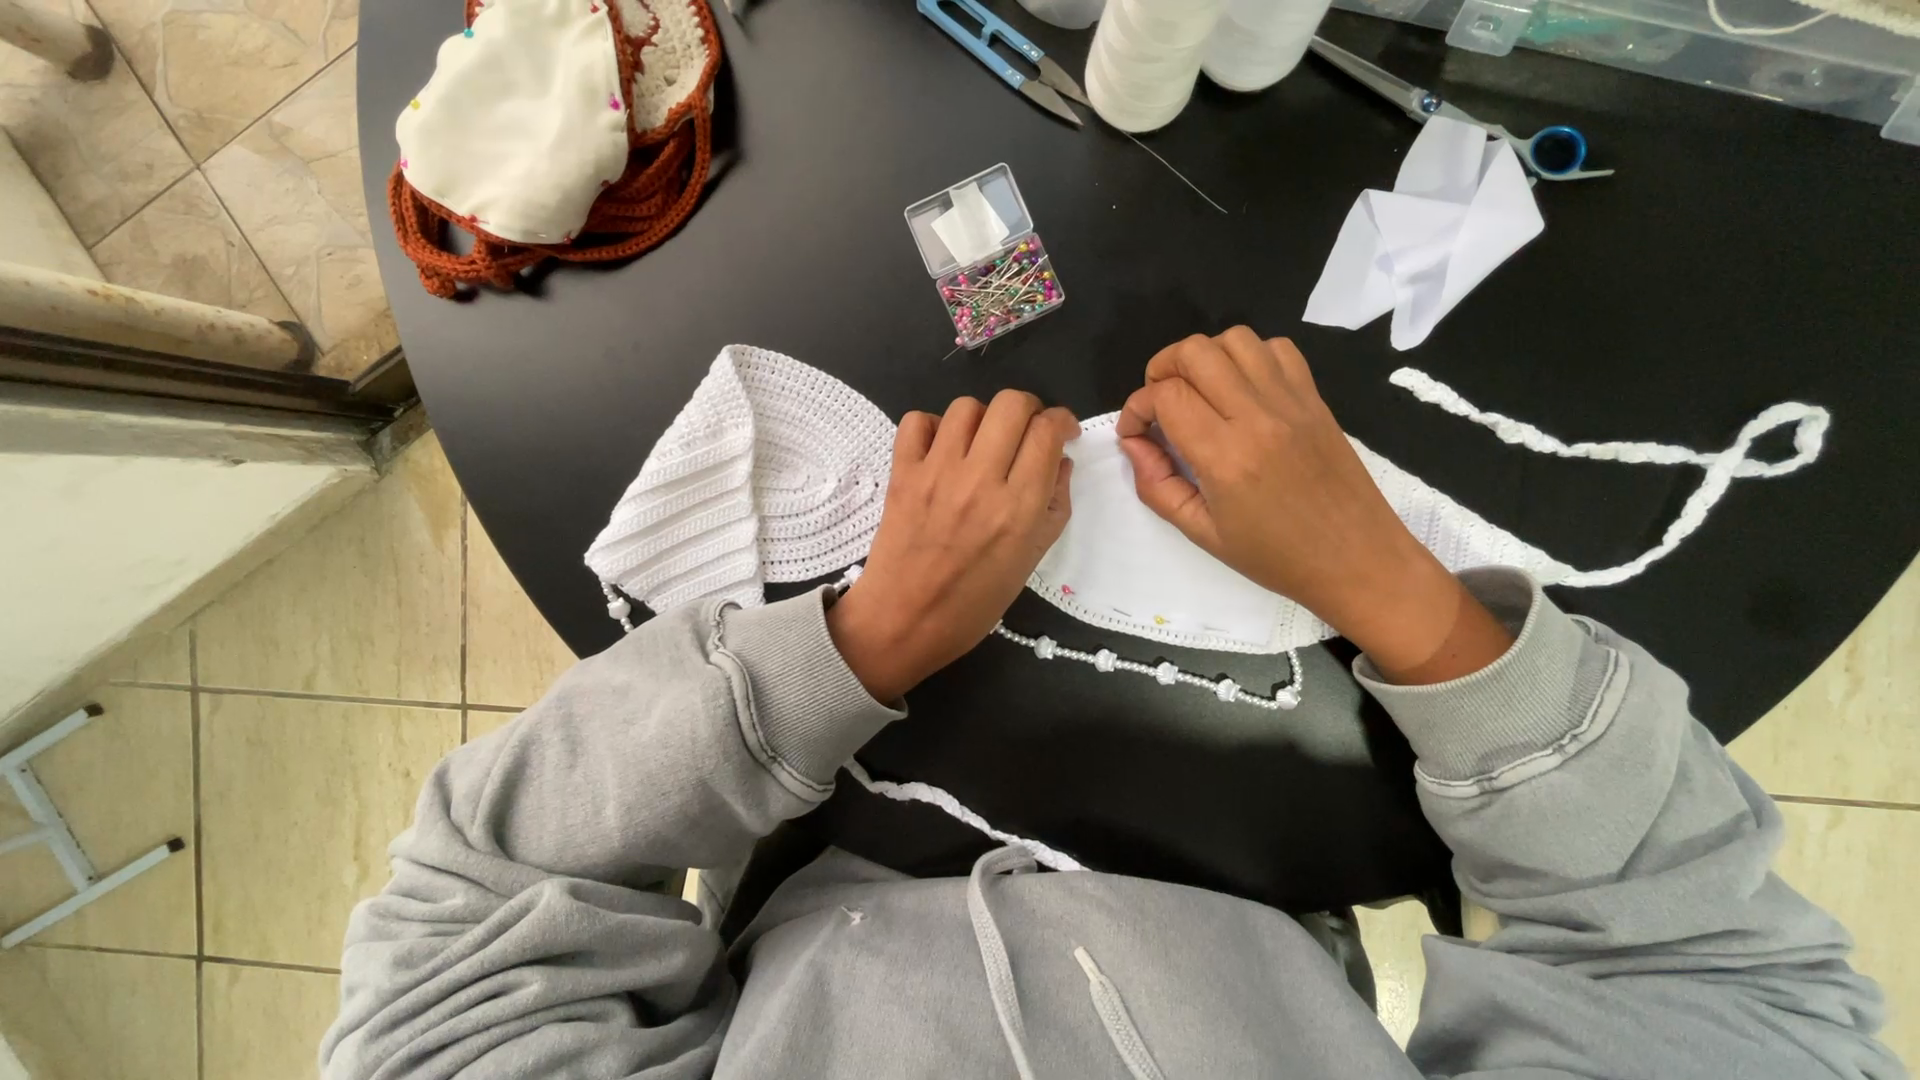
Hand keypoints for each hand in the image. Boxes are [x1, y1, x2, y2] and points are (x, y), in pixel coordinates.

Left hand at [828, 390, 1078, 699]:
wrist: (904, 621)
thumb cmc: (975, 602)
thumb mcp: (1031, 560)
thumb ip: (1054, 505)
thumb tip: (1059, 458)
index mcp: (1020, 508)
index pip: (1048, 431)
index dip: (1062, 421)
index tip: (1061, 432)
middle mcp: (980, 481)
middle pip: (1012, 404)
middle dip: (1028, 410)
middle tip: (1025, 433)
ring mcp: (937, 474)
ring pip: (967, 407)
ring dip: (983, 418)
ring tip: (982, 444)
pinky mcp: (902, 474)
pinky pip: (917, 421)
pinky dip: (933, 427)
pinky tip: (942, 451)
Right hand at [1114, 328, 1509, 683]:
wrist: (1357, 559)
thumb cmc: (1275, 556)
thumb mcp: (1202, 532)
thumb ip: (1158, 484)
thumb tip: (1133, 443)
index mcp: (1226, 457)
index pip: (1166, 396)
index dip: (1136, 407)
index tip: (1135, 432)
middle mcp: (1258, 417)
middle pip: (1195, 352)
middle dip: (1162, 370)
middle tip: (1160, 405)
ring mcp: (1291, 401)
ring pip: (1235, 339)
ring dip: (1204, 358)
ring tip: (1198, 392)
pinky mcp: (1315, 398)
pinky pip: (1276, 348)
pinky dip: (1248, 357)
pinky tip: (1241, 390)